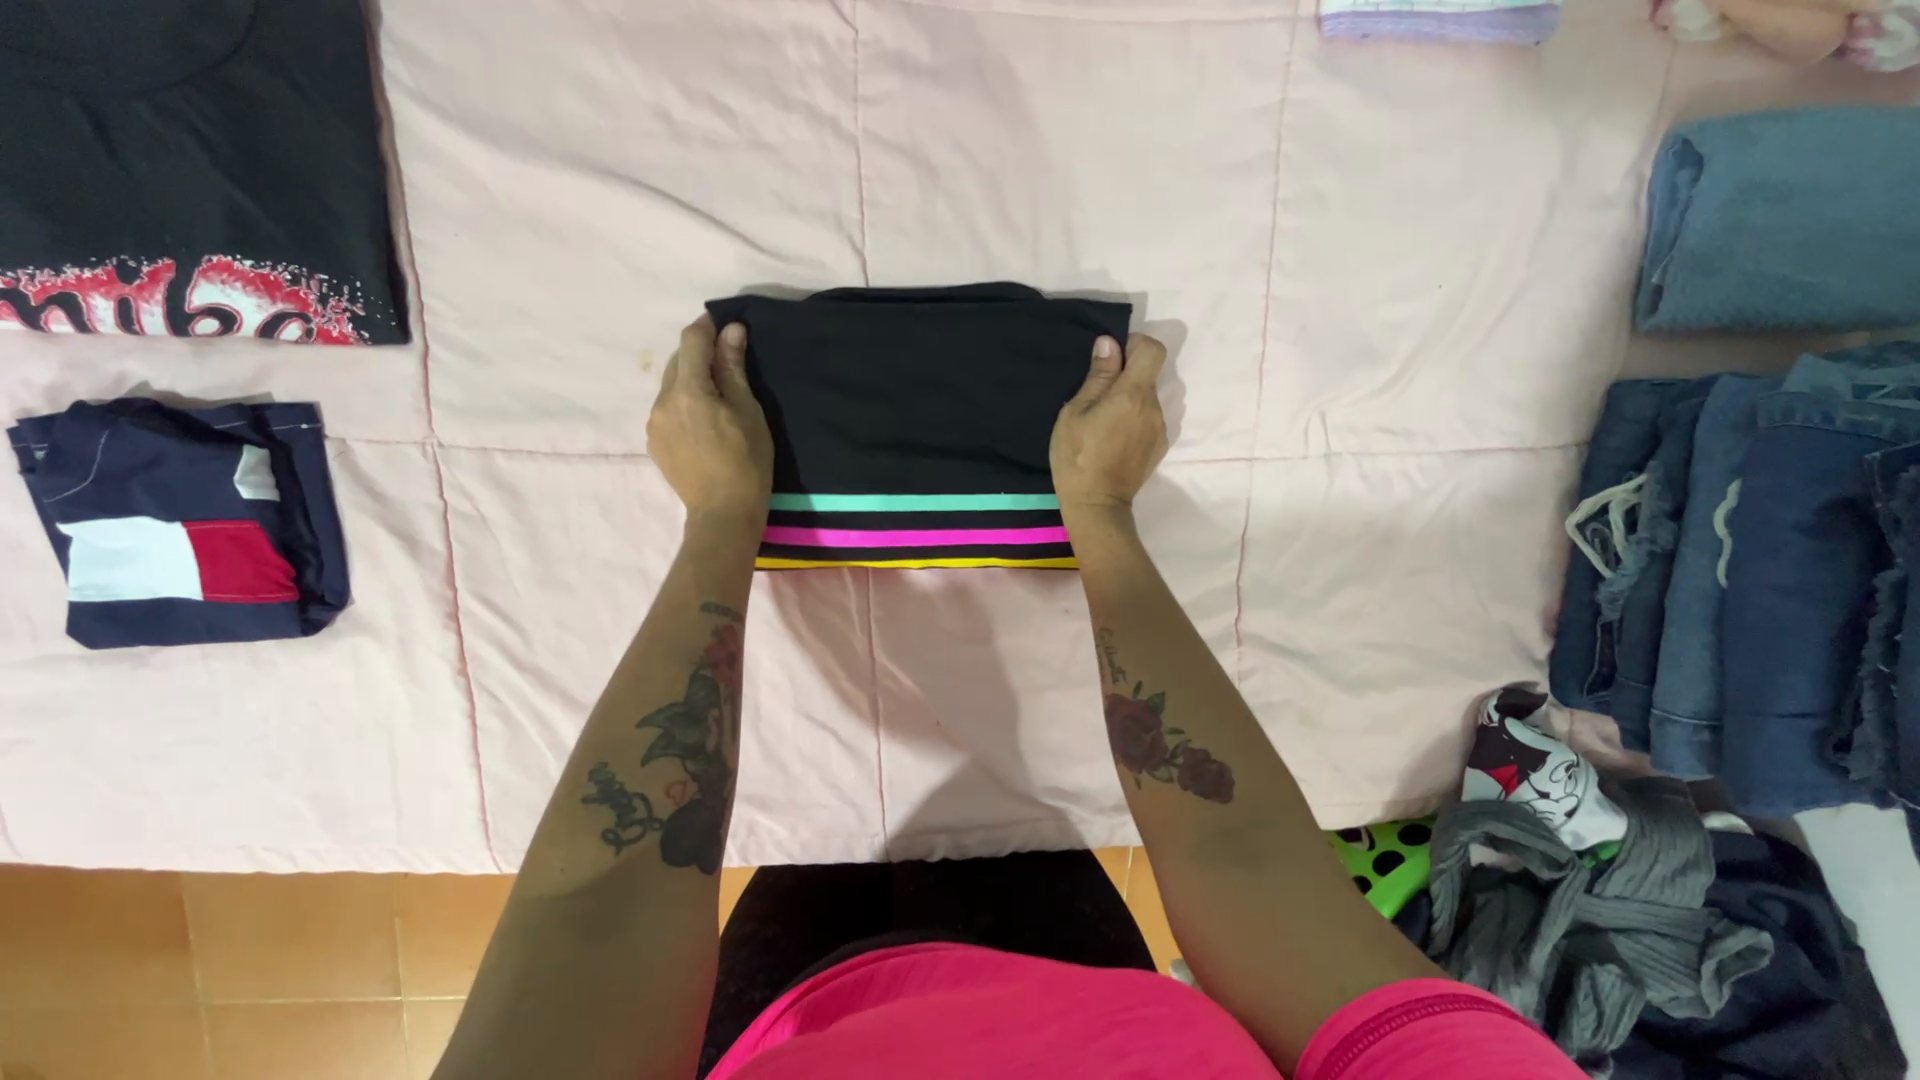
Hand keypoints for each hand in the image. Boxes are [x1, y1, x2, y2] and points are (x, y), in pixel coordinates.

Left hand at [647, 315, 773, 531]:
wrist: (723, 513)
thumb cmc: (747, 462)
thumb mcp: (748, 411)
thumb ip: (733, 368)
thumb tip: (730, 330)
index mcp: (688, 391)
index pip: (692, 340)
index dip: (708, 326)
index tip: (725, 324)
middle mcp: (662, 401)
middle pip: (678, 361)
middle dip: (700, 354)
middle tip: (727, 364)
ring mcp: (653, 423)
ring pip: (671, 386)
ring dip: (691, 380)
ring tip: (716, 397)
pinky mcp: (654, 442)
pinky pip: (667, 409)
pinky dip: (683, 403)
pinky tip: (703, 422)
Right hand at [1049, 333, 1167, 518]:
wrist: (1097, 505)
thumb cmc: (1077, 457)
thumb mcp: (1075, 412)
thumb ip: (1098, 377)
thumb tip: (1109, 344)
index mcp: (1133, 394)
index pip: (1153, 349)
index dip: (1134, 345)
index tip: (1113, 358)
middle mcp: (1154, 407)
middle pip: (1148, 375)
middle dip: (1126, 376)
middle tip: (1097, 395)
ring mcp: (1160, 429)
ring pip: (1147, 399)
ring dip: (1129, 400)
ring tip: (1104, 422)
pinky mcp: (1159, 446)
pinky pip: (1149, 420)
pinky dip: (1134, 420)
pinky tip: (1114, 439)